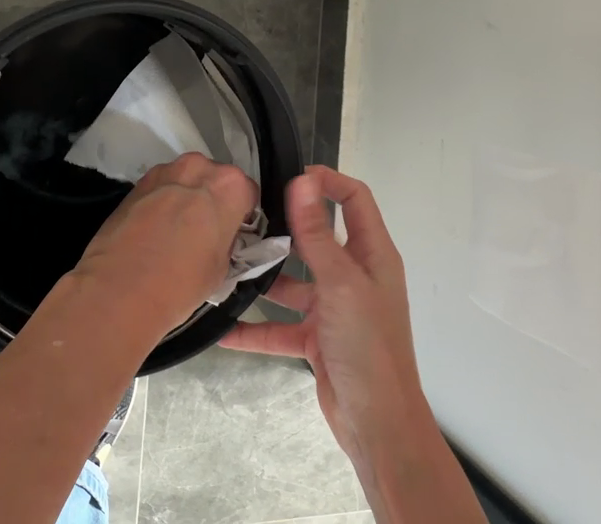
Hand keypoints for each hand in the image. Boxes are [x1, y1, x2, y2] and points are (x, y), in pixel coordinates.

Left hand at [71, 152, 257, 338]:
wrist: (120, 289)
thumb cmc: (182, 282)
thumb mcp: (224, 267)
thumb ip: (228, 240)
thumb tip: (222, 237)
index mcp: (230, 185)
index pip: (248, 194)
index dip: (243, 216)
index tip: (234, 235)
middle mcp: (199, 167)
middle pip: (215, 181)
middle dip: (213, 202)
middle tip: (206, 234)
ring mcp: (165, 171)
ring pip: (186, 182)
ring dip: (187, 199)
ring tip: (177, 234)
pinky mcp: (137, 182)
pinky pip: (162, 188)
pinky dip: (163, 202)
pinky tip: (155, 231)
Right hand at [222, 166, 424, 460]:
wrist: (377, 423)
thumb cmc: (368, 346)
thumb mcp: (340, 283)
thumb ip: (317, 234)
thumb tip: (303, 181)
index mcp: (372, 254)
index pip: (353, 199)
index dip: (326, 181)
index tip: (288, 176)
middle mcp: (354, 275)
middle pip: (317, 238)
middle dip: (283, 229)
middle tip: (243, 219)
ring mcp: (334, 308)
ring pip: (293, 282)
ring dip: (263, 278)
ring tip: (224, 267)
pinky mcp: (317, 338)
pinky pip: (280, 325)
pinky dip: (255, 328)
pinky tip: (222, 328)